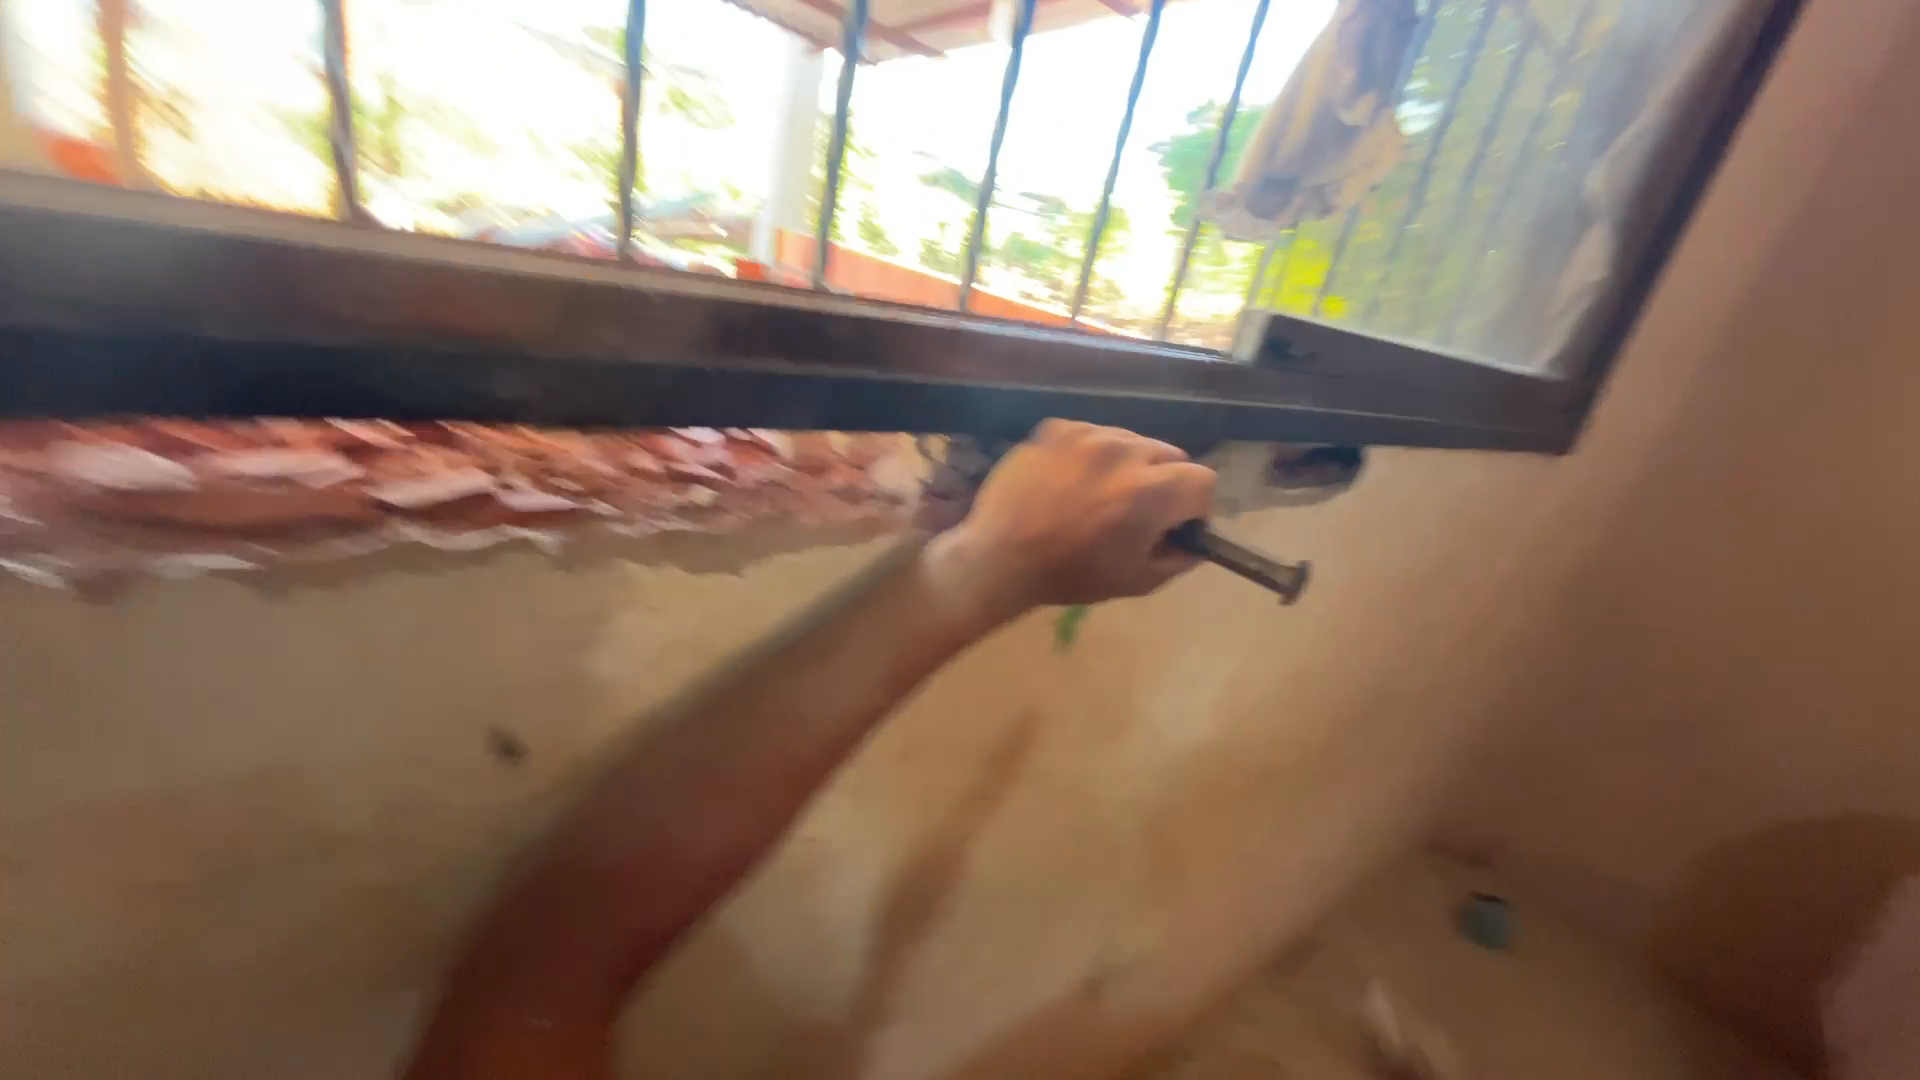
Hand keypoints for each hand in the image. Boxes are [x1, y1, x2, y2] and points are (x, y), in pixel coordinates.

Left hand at [926, 420, 1215, 627]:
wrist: (999, 558)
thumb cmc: (1069, 575)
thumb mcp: (1136, 581)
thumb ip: (1178, 558)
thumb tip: (1195, 541)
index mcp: (1149, 491)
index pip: (1202, 480)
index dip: (1193, 508)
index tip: (1172, 526)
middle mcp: (1124, 451)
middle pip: (1170, 455)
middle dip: (1163, 483)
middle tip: (1134, 512)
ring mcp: (1087, 434)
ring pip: (1132, 441)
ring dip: (1127, 466)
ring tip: (1097, 496)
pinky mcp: (1057, 428)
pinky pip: (1094, 435)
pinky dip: (1091, 456)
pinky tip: (1070, 483)